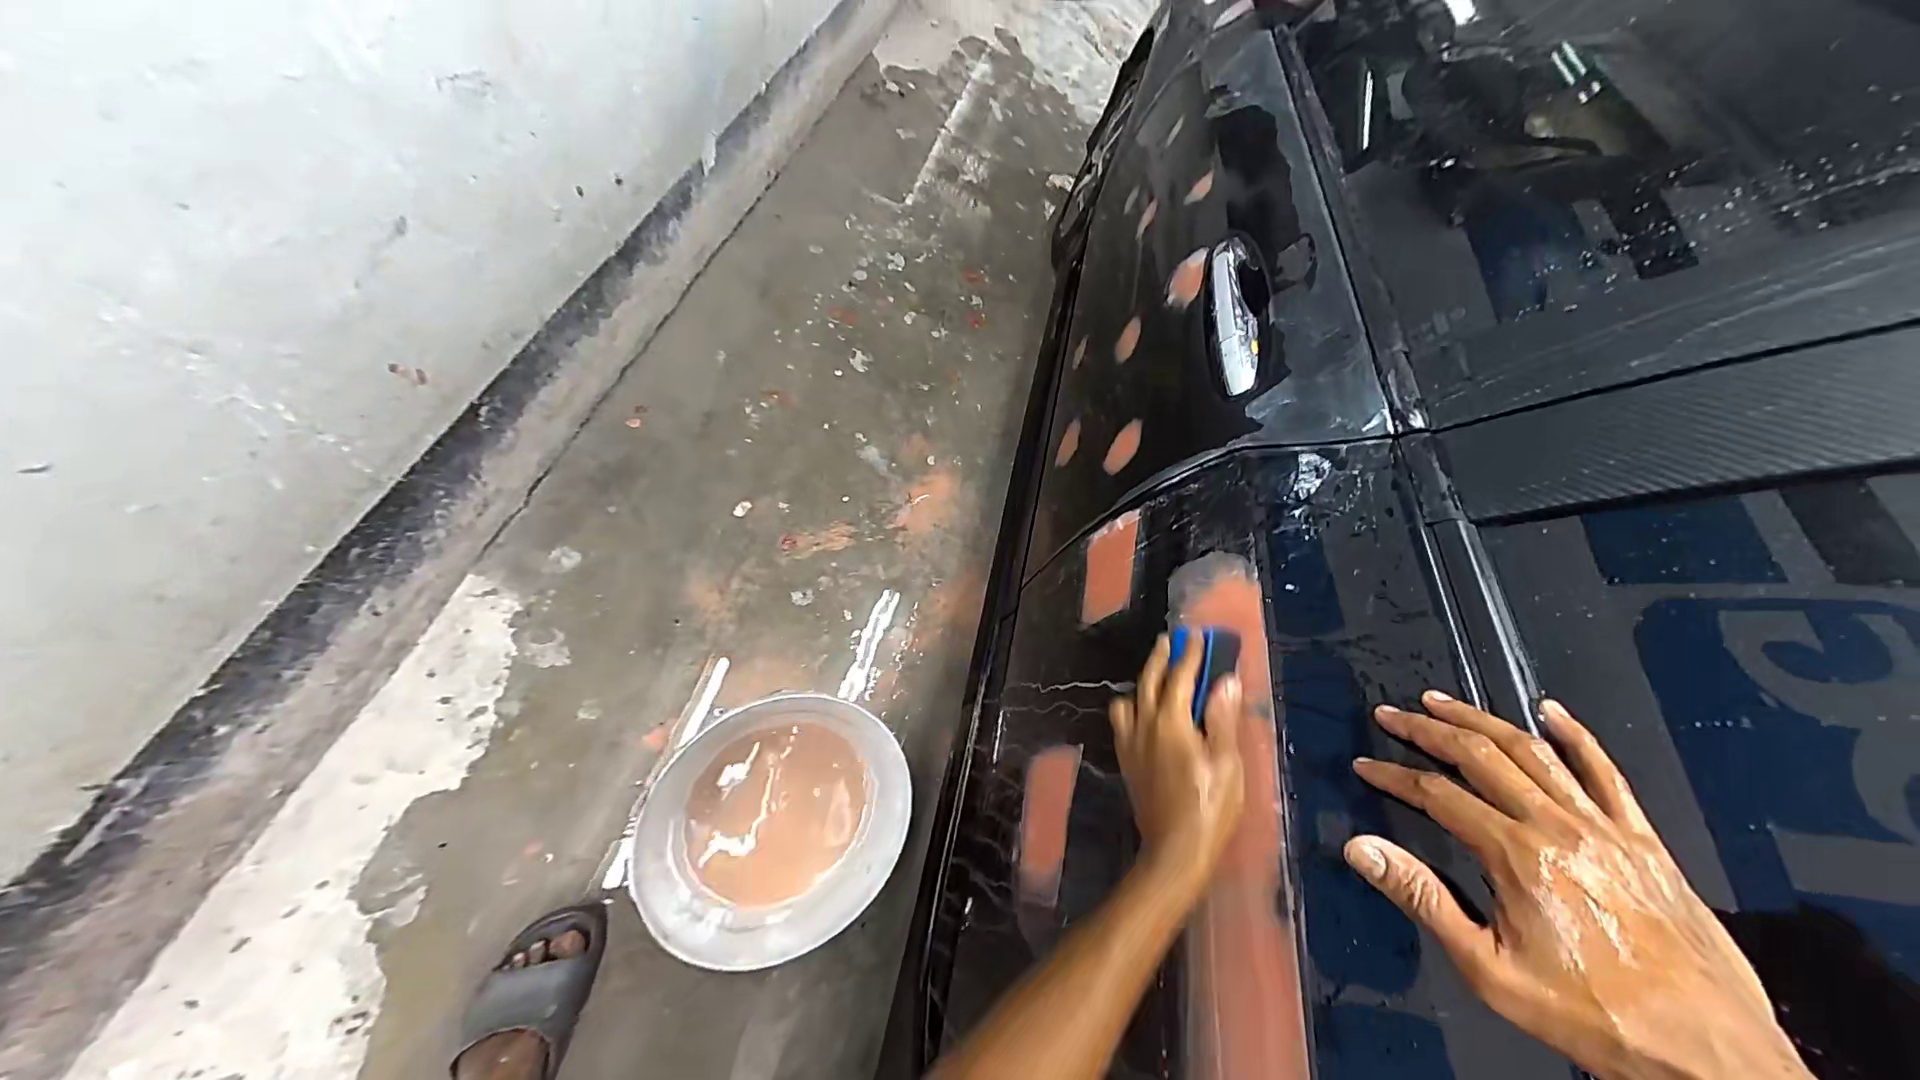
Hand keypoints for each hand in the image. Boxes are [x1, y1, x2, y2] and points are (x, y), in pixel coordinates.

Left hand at [1109, 633, 1245, 884]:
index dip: (1189, 654)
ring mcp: (1130, 742)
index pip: (1180, 677)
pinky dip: (1132, 706)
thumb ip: (1223, 718)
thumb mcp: (1226, 762)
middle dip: (1160, 657)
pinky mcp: (1126, 759)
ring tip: (1157, 677)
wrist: (1174, 849)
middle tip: (1169, 640)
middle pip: (1148, 680)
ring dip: (1142, 681)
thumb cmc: (1209, 807)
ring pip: (1129, 699)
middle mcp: (1143, 724)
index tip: (1196, 636)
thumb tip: (1225, 679)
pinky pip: (1122, 720)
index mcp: (1170, 721)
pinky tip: (1144, 713)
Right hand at [1346, 692, 1812, 1079]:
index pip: (1436, 793)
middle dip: (1426, 728)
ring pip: (1531, 751)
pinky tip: (1551, 711)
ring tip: (1441, 701)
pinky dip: (1577, 736)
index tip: (1364, 764)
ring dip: (1480, 719)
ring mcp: (1606, 827)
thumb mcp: (1488, 969)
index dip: (1393, 774)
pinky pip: (1607, 773)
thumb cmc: (1589, 1014)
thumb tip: (1359, 846)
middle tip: (1390, 713)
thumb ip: (1421, 898)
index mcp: (1516, 854)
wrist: (1715, 1057)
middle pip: (1479, 756)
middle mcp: (1557, 826)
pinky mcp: (1644, 840)